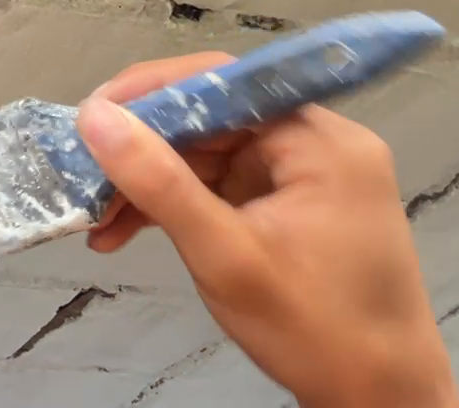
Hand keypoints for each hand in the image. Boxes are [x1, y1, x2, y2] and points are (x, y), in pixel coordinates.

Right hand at [76, 53, 458, 407]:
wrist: (377, 407)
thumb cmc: (315, 331)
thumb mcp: (225, 255)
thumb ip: (159, 182)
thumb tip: (92, 114)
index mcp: (320, 143)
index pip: (223, 82)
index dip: (152, 89)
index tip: (94, 114)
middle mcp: (310, 143)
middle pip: (202, 114)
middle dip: (138, 144)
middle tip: (82, 166)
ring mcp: (291, 171)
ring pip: (194, 147)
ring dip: (142, 178)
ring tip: (94, 210)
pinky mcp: (273, 197)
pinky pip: (203, 178)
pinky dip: (163, 199)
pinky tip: (121, 226)